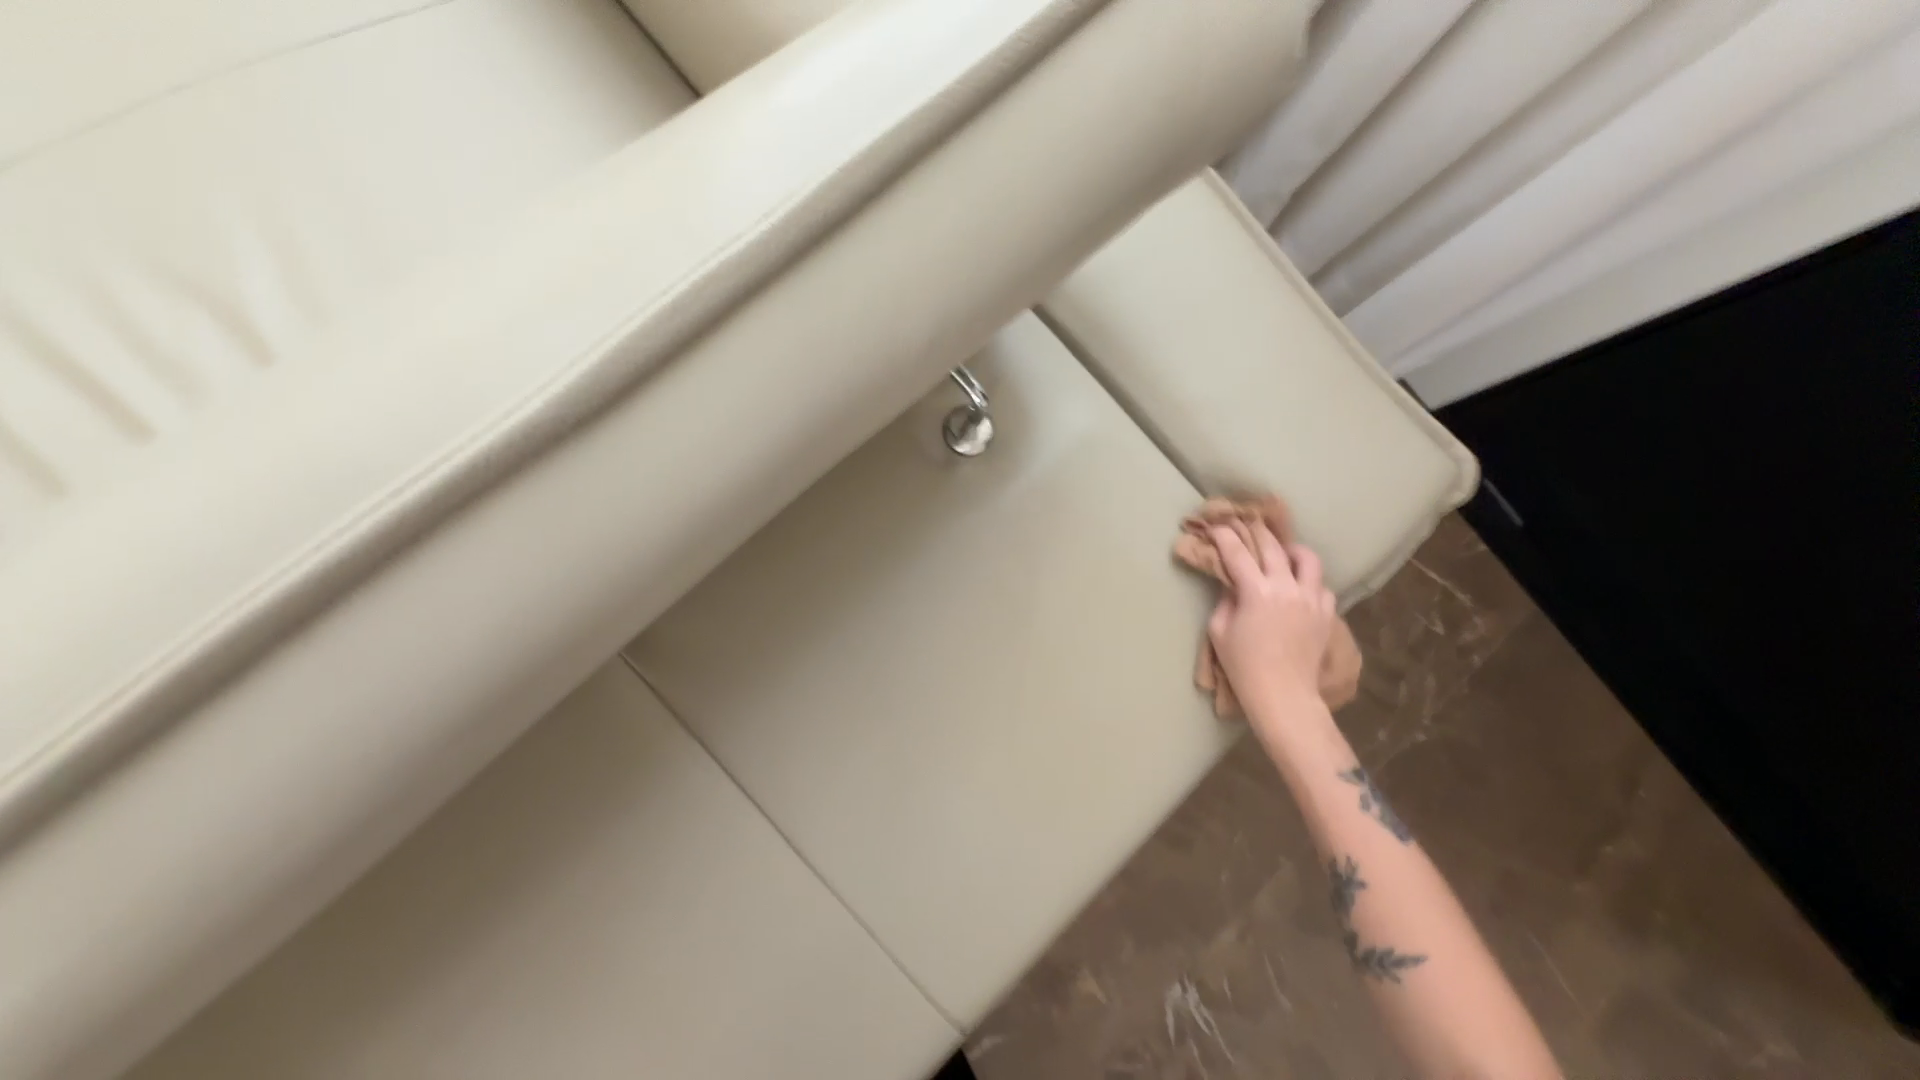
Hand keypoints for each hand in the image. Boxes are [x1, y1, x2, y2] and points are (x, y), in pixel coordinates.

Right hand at [1207, 522, 1337, 713]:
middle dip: (1256, 532)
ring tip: (1283, 553)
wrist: (1282, 694)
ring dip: (1292, 550)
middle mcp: (1286, 587)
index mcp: (1256, 591)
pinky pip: (1322, 586)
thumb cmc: (1243, 666)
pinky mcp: (1327, 613)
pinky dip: (1309, 582)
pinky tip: (1300, 588)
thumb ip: (1225, 601)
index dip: (1224, 536)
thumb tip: (1234, 585)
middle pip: (1272, 547)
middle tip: (1247, 526)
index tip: (1216, 527)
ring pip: (1307, 559)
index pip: (1237, 552)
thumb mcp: (1219, 631)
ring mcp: (1311, 599)